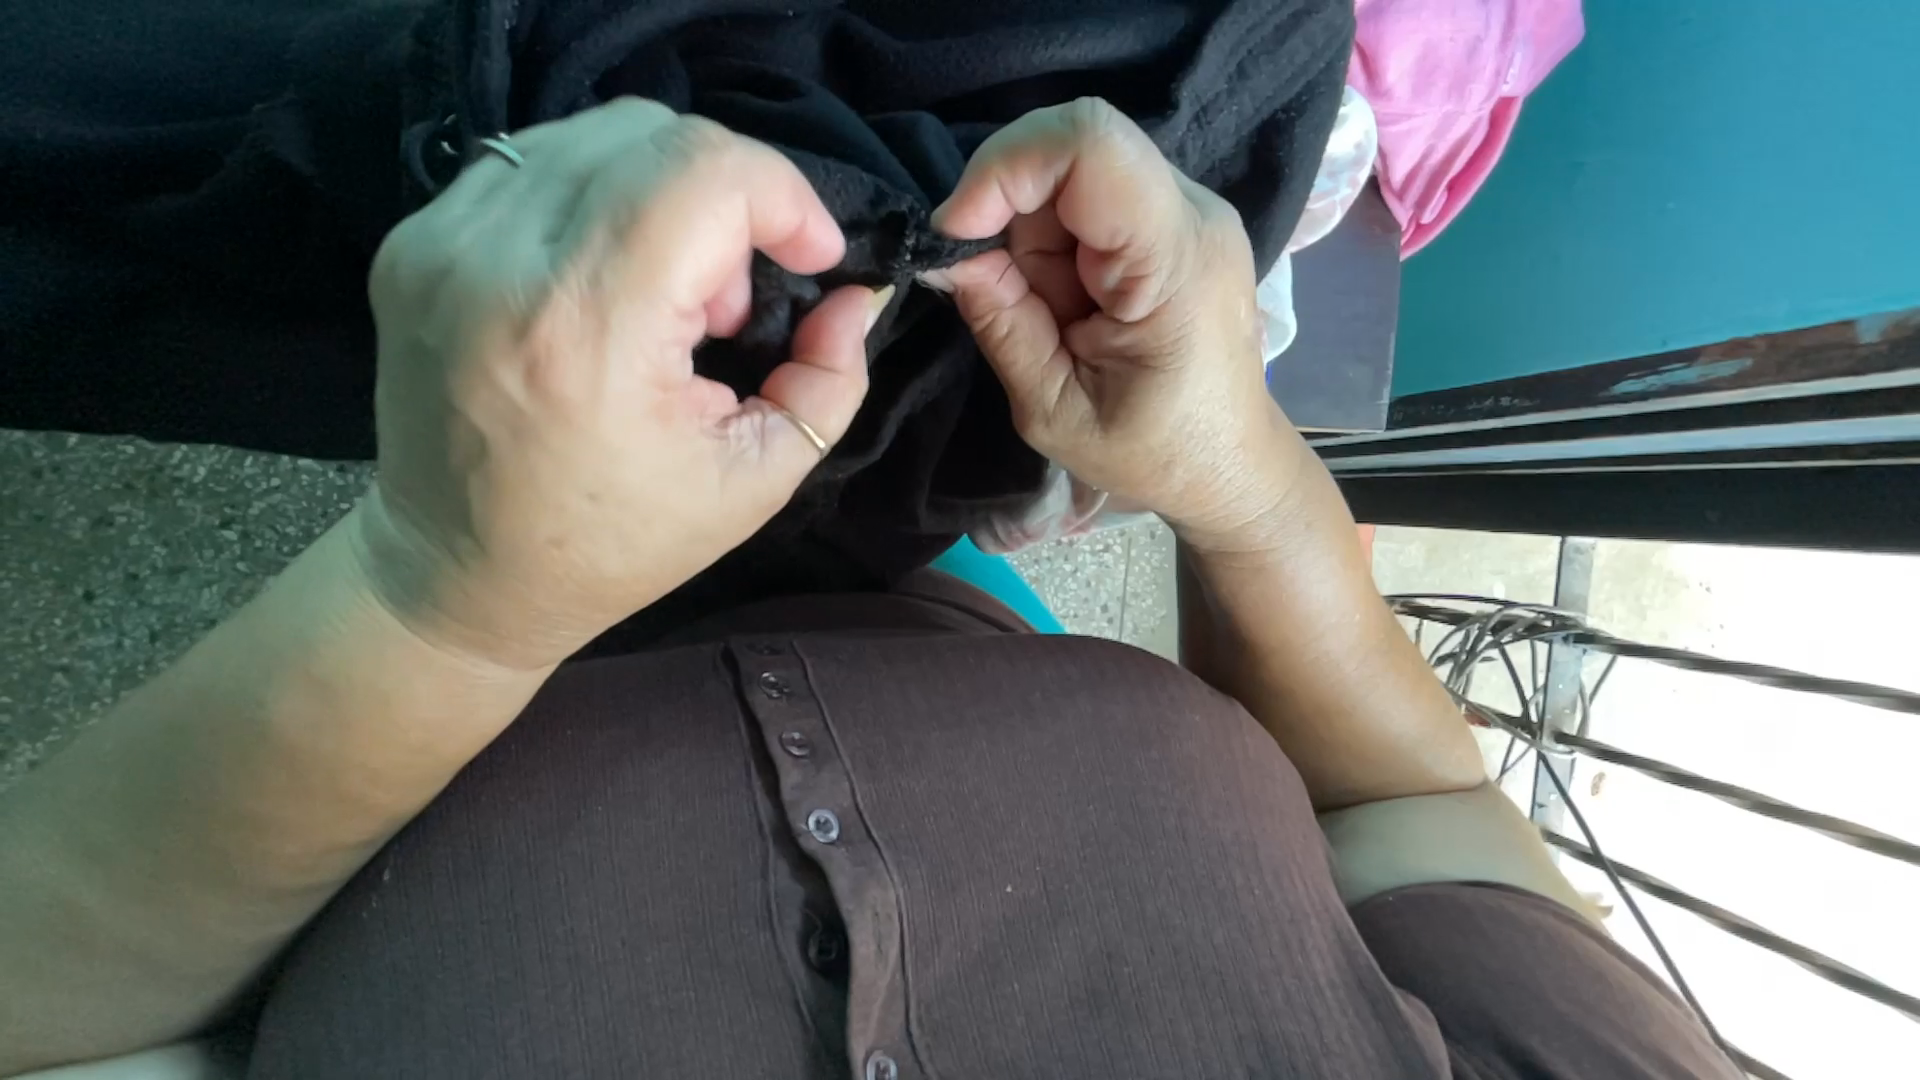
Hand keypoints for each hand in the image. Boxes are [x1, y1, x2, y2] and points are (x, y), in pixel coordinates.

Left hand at [353, 99, 884, 669]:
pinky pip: (546, 163)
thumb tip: (854, 297)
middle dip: (737, 199)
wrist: (462, 573)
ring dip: (676, 196)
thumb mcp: (758, 481)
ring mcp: (442, 240)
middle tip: (740, 298)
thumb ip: (830, 381)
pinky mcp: (415, 240)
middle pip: (657, 134)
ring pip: (601, 133)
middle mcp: (499, 261)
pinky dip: (614, 200)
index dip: (786, 197)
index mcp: (590, 332)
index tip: (816, 257)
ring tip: (680, 298)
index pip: (704, 174)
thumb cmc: (621, 543)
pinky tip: (619, 284)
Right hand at [931, 98, 1303, 548]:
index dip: (1004, 168)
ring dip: (1032, 238)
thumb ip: (1000, 323)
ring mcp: (1189, 210)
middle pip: (1073, 153)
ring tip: (1053, 316)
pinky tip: (1070, 303)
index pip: (1089, 145)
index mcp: (1174, 262)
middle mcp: (1193, 212)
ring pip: (1074, 174)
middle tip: (1007, 297)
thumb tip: (944, 253)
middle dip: (1011, 216)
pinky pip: (1091, 198)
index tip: (955, 235)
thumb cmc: (1149, 453)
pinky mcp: (1173, 221)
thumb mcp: (1053, 410)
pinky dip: (1053, 243)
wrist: (1225, 463)